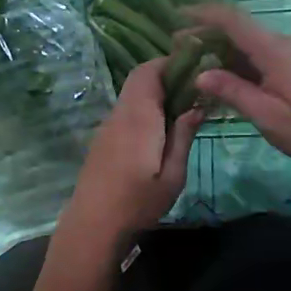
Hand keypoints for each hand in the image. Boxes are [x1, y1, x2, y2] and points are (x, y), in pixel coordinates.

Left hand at [68, 58, 203, 237]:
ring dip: (157, 92)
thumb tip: (197, 107)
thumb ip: (184, 137)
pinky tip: (162, 128)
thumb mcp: (173, 176)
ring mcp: (108, 126)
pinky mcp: (104, 139)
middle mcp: (120, 114)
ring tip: (185, 108)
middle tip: (196, 88)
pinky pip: (127, 110)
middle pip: (140, 78)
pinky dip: (146, 107)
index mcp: (139, 118)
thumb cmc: (137, 204)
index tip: (198, 67)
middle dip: (168, 75)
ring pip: (133, 93)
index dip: (172, 62)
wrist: (92, 228)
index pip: (149, 71)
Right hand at [185, 3, 290, 162]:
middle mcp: (280, 43)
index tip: (177, 16)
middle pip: (236, 28)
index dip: (203, 14)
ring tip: (189, 64)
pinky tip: (217, 76)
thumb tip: (199, 75)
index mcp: (274, 50)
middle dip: (204, 35)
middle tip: (175, 50)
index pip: (233, 20)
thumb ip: (234, 92)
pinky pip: (255, 55)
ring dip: (217, 49)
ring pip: (244, 42)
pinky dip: (233, 61)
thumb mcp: (268, 116)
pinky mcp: (289, 64)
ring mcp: (286, 52)